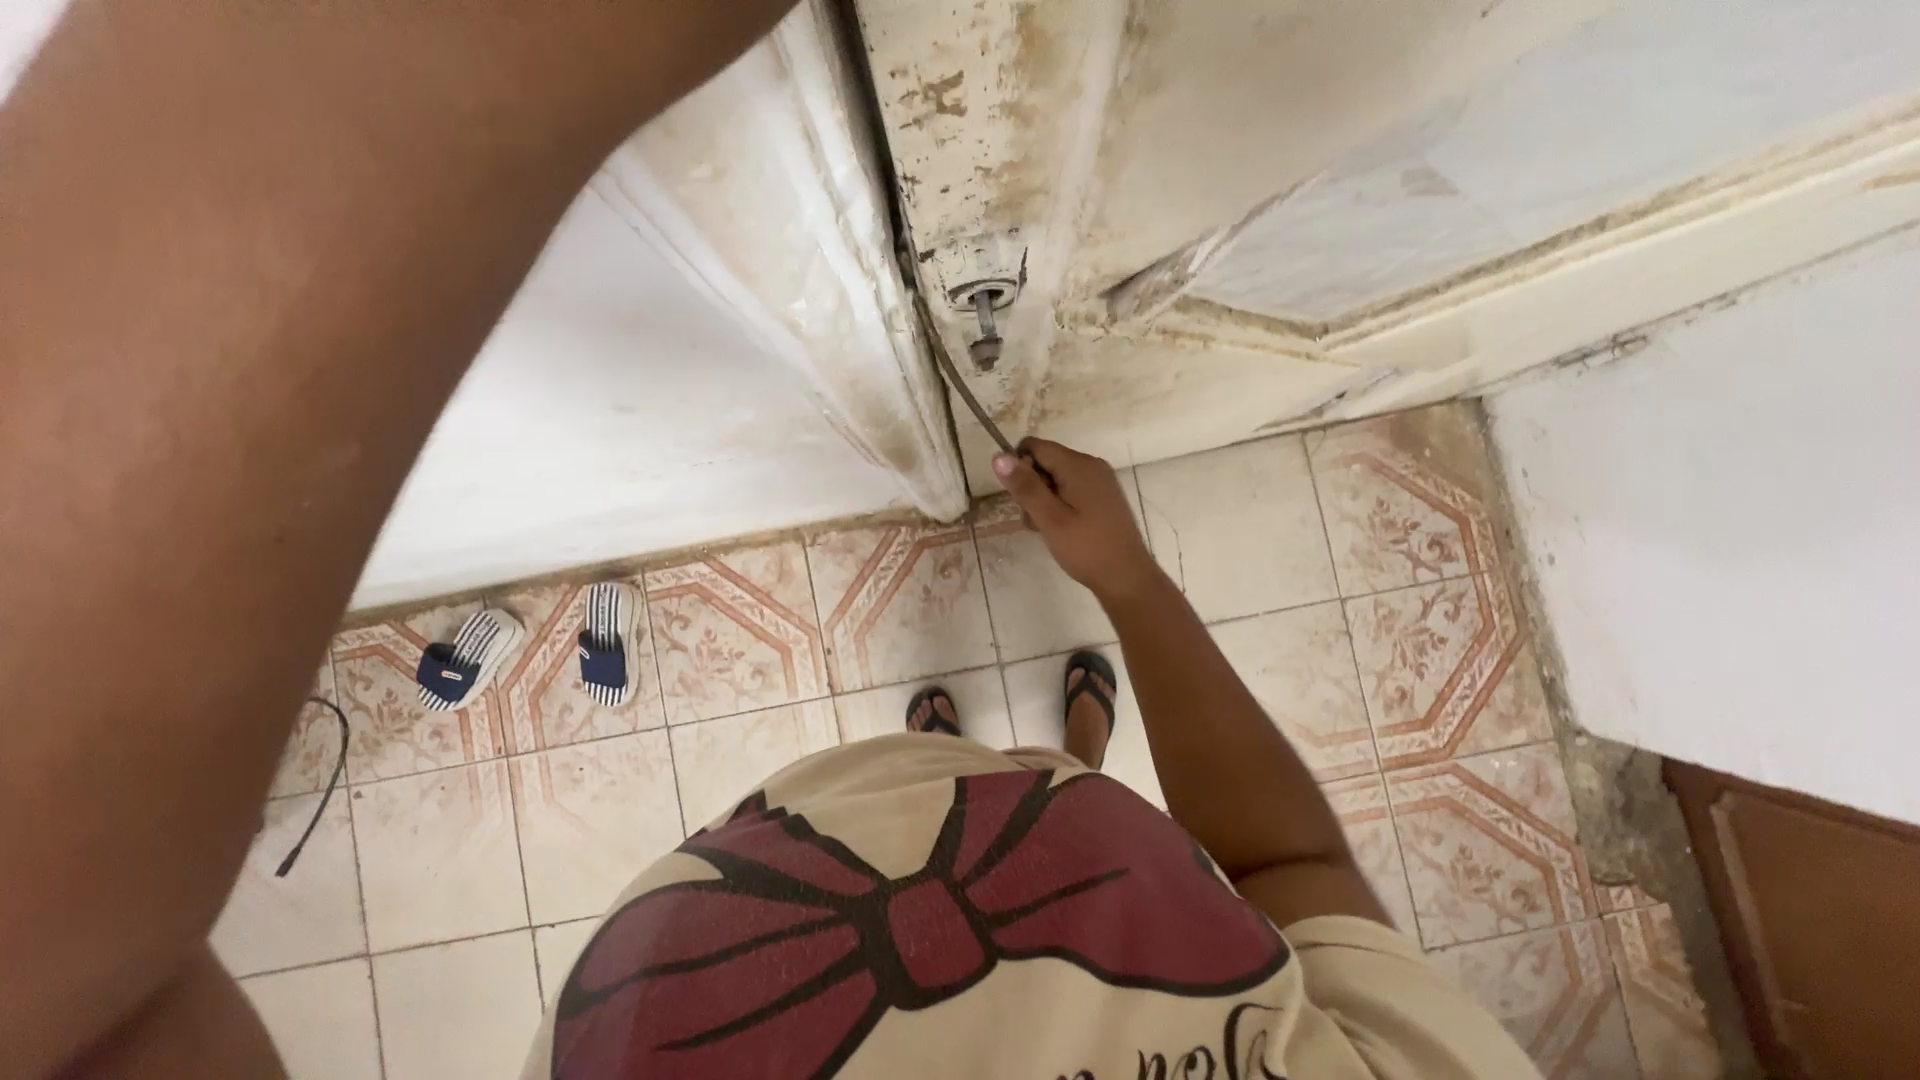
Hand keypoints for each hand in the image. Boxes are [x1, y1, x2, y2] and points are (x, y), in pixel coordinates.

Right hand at [994, 439, 1165, 602]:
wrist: (1126, 577)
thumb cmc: (1086, 548)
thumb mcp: (1050, 518)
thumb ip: (1025, 486)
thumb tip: (999, 456)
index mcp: (1079, 465)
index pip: (1035, 447)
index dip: (1019, 468)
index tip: (1021, 499)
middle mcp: (1092, 466)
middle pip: (1046, 463)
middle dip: (1032, 488)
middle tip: (1036, 521)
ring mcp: (1100, 481)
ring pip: (1056, 479)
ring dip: (1044, 501)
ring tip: (1048, 530)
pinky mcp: (1102, 497)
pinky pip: (1071, 491)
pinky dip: (1059, 507)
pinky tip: (1062, 531)